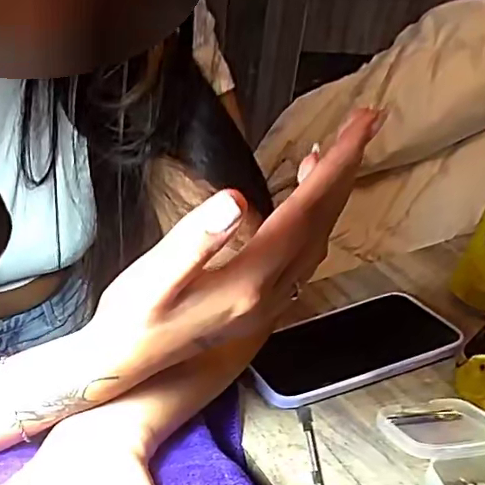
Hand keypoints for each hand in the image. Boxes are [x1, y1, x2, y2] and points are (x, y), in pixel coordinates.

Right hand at [82, 107, 380, 382]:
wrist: (123, 361)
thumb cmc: (130, 319)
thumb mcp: (152, 278)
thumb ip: (193, 241)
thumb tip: (234, 201)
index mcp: (247, 282)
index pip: (303, 214)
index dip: (335, 166)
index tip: (360, 123)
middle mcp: (266, 296)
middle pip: (319, 227)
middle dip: (343, 174)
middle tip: (362, 127)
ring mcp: (263, 306)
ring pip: (313, 244)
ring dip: (327, 201)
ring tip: (327, 162)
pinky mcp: (253, 310)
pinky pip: (298, 262)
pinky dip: (309, 228)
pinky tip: (295, 216)